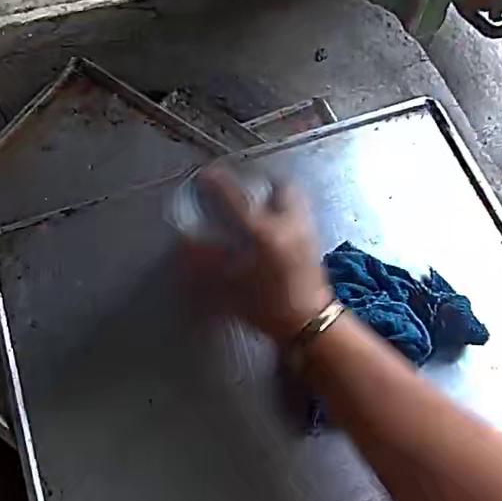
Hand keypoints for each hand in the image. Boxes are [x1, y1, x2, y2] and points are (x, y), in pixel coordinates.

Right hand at [182, 168, 334, 341]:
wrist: (311, 325)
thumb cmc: (270, 309)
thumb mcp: (232, 288)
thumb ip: (209, 263)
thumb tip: (185, 245)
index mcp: (266, 235)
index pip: (239, 201)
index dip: (219, 185)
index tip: (207, 176)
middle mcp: (291, 225)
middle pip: (282, 187)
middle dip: (263, 184)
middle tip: (246, 191)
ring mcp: (308, 231)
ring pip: (295, 198)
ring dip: (277, 196)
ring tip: (259, 207)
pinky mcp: (316, 241)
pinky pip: (300, 214)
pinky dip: (287, 212)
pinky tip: (274, 228)